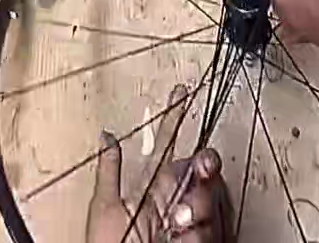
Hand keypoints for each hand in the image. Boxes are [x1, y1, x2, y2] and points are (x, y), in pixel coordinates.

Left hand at [87, 99, 232, 241]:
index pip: (167, 145)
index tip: (181, 89)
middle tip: (203, 167)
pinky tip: (184, 240)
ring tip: (177, 224)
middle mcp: (173, 203)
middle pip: (199, 169)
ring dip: (196, 209)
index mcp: (151, 189)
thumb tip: (106, 134)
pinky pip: (213, 230)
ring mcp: (188, 227)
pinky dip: (199, 234)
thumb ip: (109, 171)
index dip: (175, 116)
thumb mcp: (105, 211)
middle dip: (206, 165)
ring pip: (208, 199)